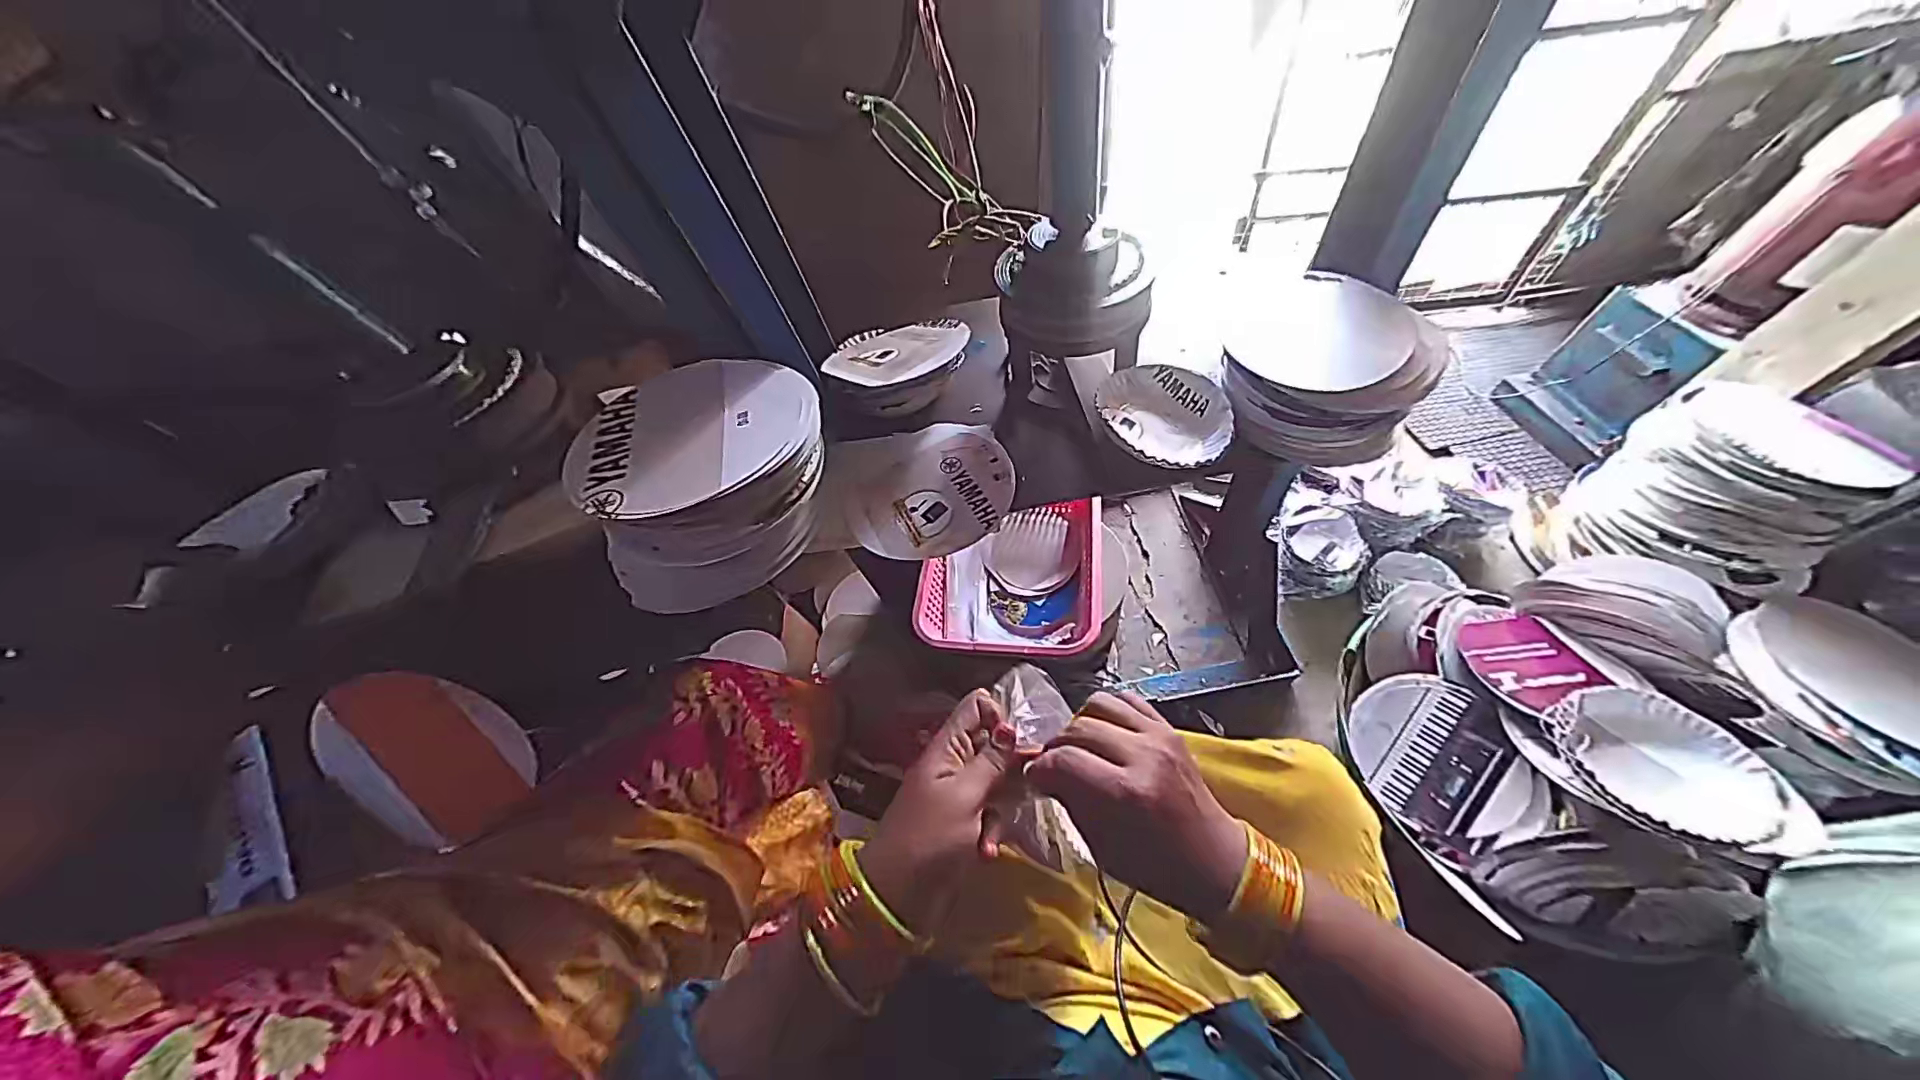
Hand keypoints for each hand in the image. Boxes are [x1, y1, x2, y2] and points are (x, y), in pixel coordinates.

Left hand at [859, 690, 1019, 933]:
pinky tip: (986, 851)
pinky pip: (991, 813)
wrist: (898, 896)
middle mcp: (954, 763)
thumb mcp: (965, 795)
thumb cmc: (929, 838)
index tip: (1016, 744)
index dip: (1000, 717)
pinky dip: (992, 830)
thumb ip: (992, 761)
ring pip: (999, 782)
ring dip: (1002, 807)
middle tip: (1017, 789)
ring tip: (990, 832)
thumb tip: (1011, 726)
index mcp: (947, 747)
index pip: (977, 706)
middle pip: (994, 745)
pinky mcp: (965, 821)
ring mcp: (959, 793)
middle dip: (1010, 769)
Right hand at [1027, 691, 1247, 922]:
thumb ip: (1071, 801)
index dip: (1040, 768)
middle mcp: (1144, 755)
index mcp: (1127, 793)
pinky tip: (1103, 733)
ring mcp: (1160, 736)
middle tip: (1053, 765)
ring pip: (1099, 704)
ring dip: (1080, 724)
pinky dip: (1107, 712)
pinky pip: (1126, 700)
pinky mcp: (1169, 729)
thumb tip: (1043, 773)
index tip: (1035, 778)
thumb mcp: (1103, 846)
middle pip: (1078, 728)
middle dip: (1056, 747)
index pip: (1063, 760)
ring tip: (1079, 747)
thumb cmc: (1158, 866)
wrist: (1216, 861)